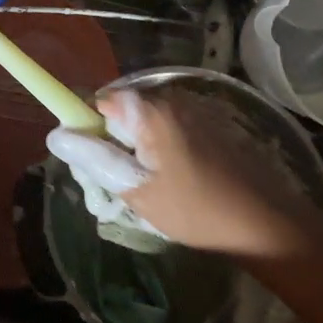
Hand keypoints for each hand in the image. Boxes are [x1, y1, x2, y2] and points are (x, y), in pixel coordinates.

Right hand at [50, 90, 322, 260]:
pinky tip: (175, 185)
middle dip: (114, 143)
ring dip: (138, 151)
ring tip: (149, 191)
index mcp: (151, 110)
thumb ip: (94, 158)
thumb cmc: (195, 209)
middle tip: (120, 186)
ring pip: (147, 124)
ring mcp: (196, 111)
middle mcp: (173, 99)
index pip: (99, 101)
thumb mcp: (136, 190)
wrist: (265, 223)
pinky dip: (162, 152)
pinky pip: (170, 130)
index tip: (92, 162)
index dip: (88, 128)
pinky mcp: (212, 126)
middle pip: (123, 111)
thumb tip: (56, 134)